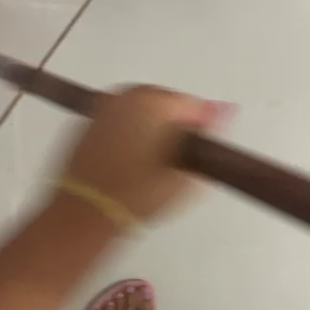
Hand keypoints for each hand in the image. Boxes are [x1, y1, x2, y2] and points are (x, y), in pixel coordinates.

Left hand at [56, 86, 227, 225]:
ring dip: (148, 129)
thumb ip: (210, 137)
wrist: (83, 215)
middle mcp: (127, 95)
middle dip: (172, 127)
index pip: (193, 106)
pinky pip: (114, 123)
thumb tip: (228, 111)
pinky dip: (123, 134)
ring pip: (137, 112)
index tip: (198, 156)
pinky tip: (124, 164)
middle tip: (174, 161)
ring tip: (149, 163)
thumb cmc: (139, 194)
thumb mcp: (186, 174)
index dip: (200, 131)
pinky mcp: (82, 124)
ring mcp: (101, 107)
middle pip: (163, 104)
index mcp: (155, 100)